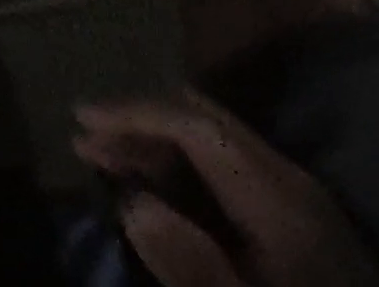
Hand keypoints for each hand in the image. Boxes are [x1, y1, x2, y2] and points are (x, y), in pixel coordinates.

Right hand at [74, 91, 378, 286]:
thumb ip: (191, 265)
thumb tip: (133, 202)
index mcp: (276, 197)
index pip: (193, 125)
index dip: (133, 114)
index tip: (81, 122)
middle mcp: (287, 178)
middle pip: (202, 120)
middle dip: (138, 122)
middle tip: (85, 140)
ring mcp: (296, 193)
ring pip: (212, 138)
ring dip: (155, 140)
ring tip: (105, 158)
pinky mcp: (296, 213)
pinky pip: (225, 164)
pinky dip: (180, 161)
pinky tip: (153, 184)